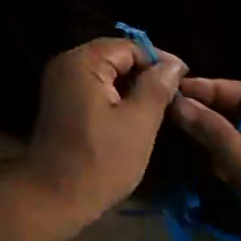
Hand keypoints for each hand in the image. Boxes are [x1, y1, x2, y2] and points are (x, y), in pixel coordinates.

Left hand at [20, 39, 186, 226]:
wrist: (54, 193)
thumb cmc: (100, 160)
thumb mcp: (138, 124)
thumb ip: (156, 89)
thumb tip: (173, 64)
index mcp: (82, 61)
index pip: (127, 46)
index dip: (157, 60)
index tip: (185, 79)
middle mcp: (66, 62)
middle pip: (113, 55)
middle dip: (144, 72)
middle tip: (175, 94)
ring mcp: (60, 80)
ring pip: (104, 71)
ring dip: (131, 84)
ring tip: (161, 105)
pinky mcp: (60, 98)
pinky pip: (92, 85)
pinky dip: (114, 94)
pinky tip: (134, 113)